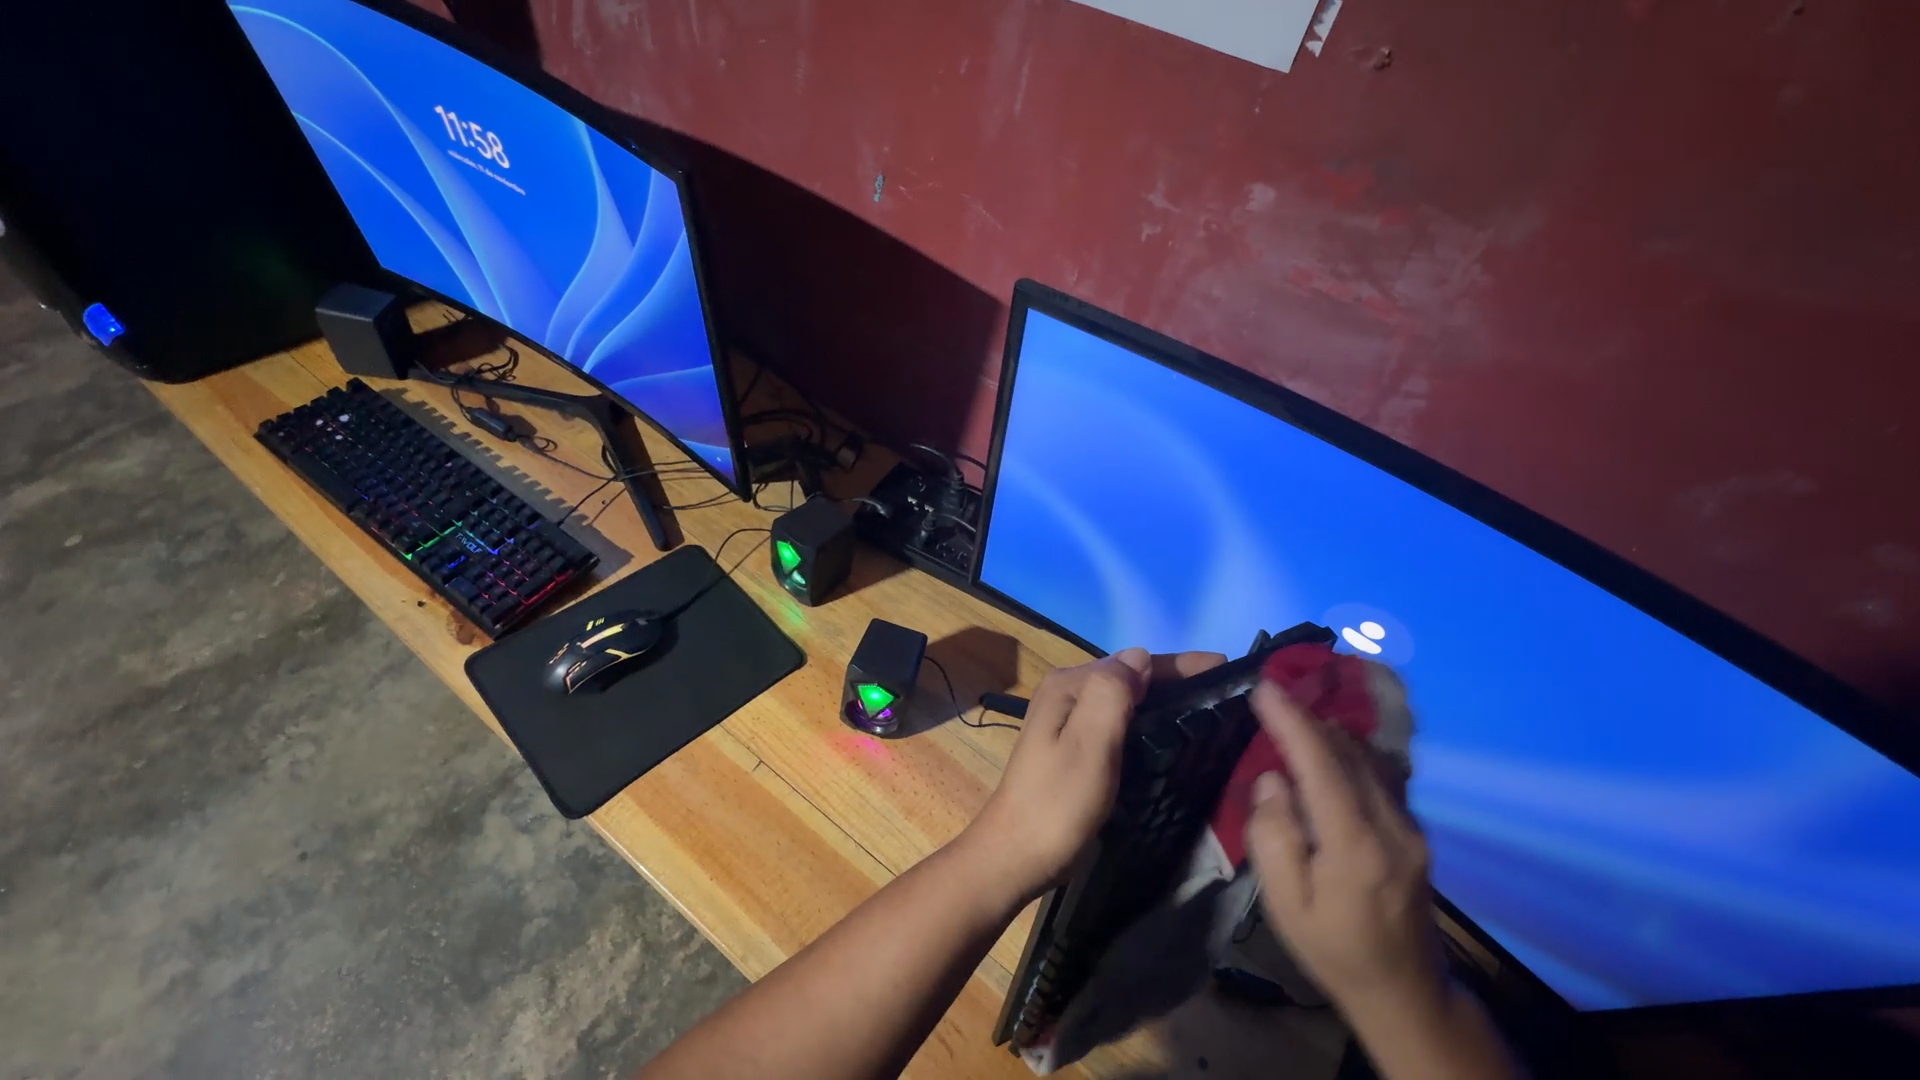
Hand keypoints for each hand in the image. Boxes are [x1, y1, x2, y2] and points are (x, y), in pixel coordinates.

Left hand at [960, 647, 1226, 905]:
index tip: (1227, 671)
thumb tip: (1139, 656)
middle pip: (1131, 678)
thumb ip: (1111, 694)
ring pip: (1127, 702)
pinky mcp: (1075, 749)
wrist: (1016, 855)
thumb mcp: (1088, 743)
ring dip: (1163, 704)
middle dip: (1176, 682)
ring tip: (1210, 714)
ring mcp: (1069, 722)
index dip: (1180, 665)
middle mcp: (1067, 694)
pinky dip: (1147, 727)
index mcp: (1069, 686)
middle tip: (1227, 696)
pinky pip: (1119, 725)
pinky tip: (1171, 740)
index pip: (1134, 662)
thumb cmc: (1056, 802)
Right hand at [1243, 681, 1443, 1022]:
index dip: (1292, 722)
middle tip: (1270, 692)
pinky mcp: (1415, 831)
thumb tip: (1273, 778)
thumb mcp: (1285, 904)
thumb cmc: (1331, 949)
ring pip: (1369, 759)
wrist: (1404, 990)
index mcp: (1354, 847)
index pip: (1321, 765)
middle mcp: (1391, 827)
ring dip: (1329, 730)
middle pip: (1347, 753)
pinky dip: (1350, 750)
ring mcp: (1411, 827)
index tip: (1264, 688)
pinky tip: (1329, 744)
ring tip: (1293, 712)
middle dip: (1307, 717)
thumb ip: (1274, 836)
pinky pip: (1382, 774)